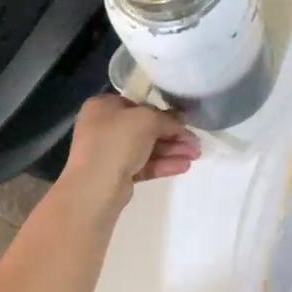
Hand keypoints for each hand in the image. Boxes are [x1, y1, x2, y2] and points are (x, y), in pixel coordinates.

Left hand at [57, 95, 200, 213]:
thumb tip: (180, 120)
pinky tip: (183, 166)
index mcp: (103, 107)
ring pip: (146, 148)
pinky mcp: (117, 174)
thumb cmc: (117, 142)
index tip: (185, 121)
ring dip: (172, 150)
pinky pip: (143, 165)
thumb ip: (166, 119)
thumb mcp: (146, 120)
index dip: (163, 113)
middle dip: (173, 136)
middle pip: (145, 128)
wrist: (95, 186)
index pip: (138, 105)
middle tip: (195, 143)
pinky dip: (163, 164)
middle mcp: (104, 127)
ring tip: (196, 156)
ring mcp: (109, 152)